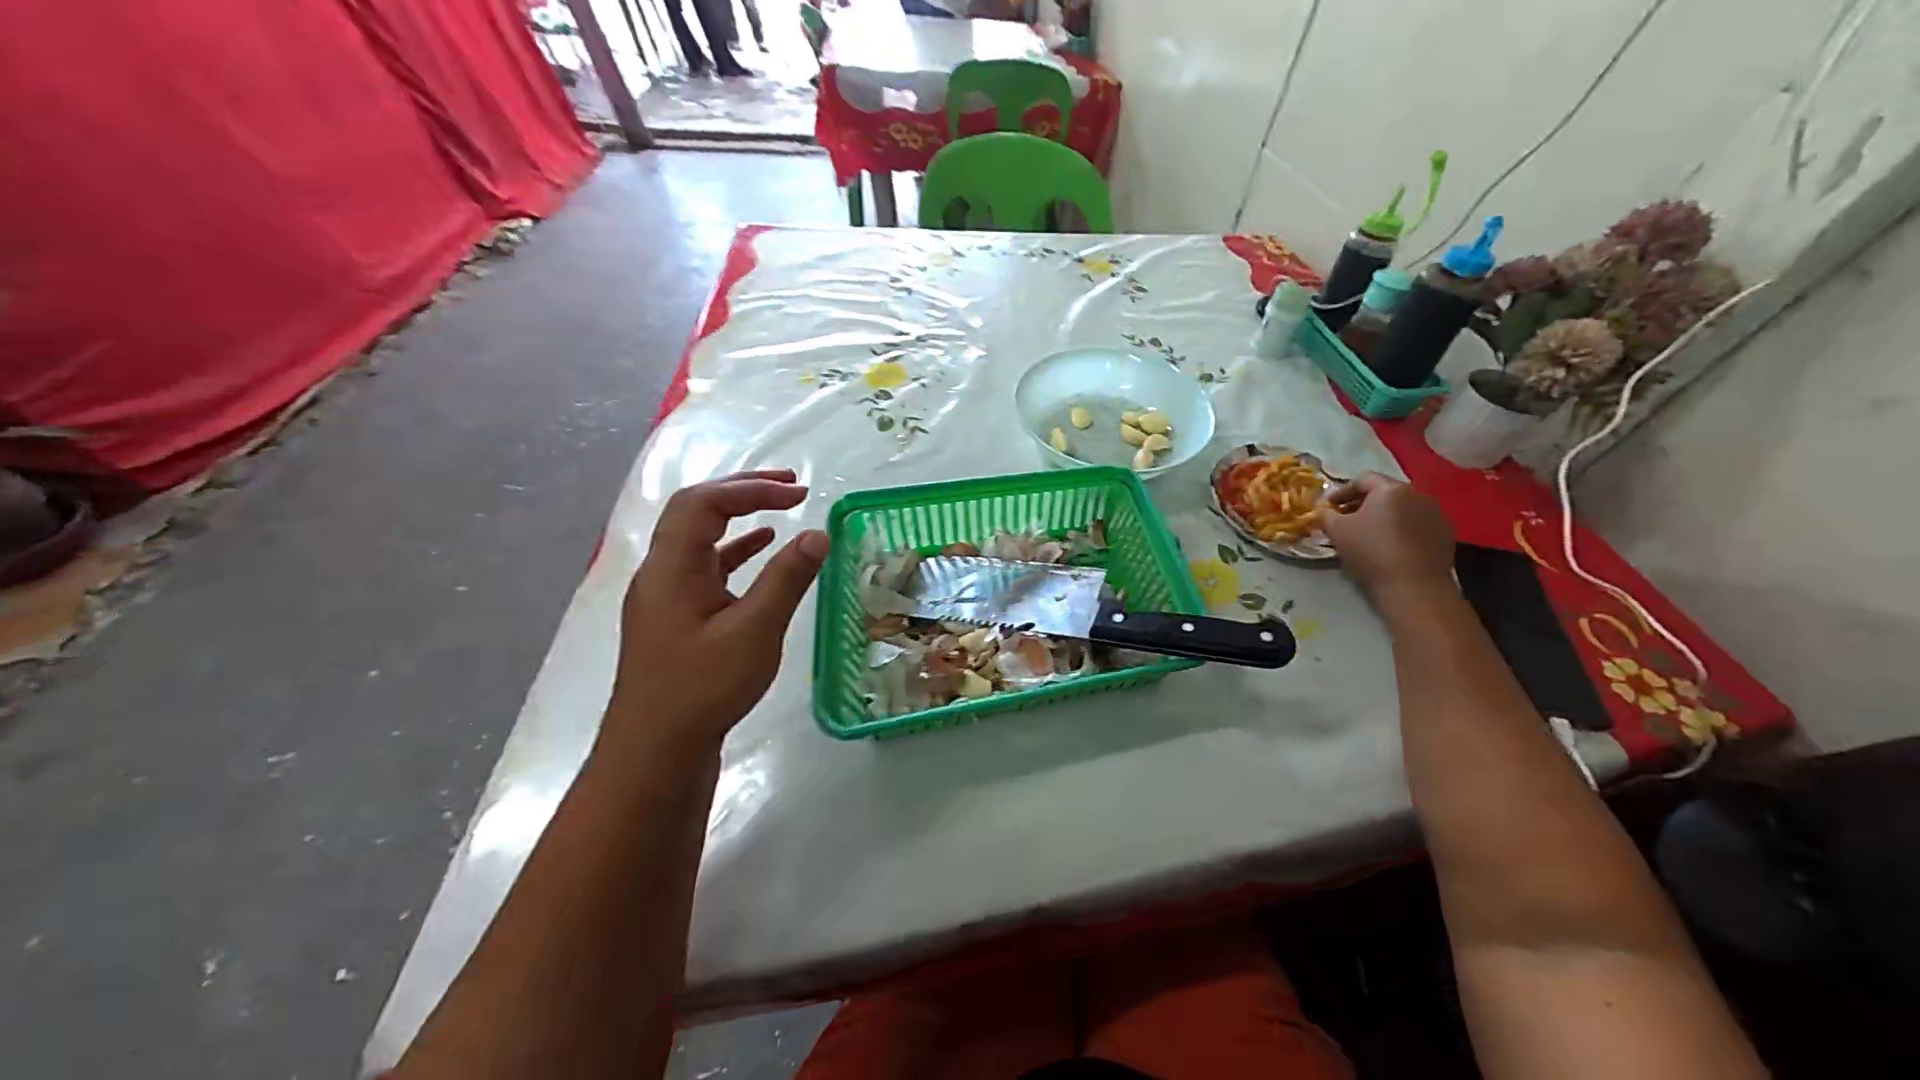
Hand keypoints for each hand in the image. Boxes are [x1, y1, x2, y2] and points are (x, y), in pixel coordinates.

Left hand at [606, 469, 828, 756]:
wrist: (656, 751)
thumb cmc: (703, 687)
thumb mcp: (755, 630)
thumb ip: (787, 579)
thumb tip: (817, 534)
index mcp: (671, 566)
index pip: (705, 503)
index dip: (750, 489)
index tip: (798, 493)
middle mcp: (661, 573)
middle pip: (696, 512)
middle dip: (743, 492)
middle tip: (790, 486)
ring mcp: (665, 597)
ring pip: (700, 541)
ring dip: (739, 520)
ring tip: (781, 511)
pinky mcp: (675, 620)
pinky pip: (705, 570)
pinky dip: (735, 554)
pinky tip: (762, 555)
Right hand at [1320, 472, 1455, 604]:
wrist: (1414, 585)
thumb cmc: (1371, 551)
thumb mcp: (1337, 531)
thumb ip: (1327, 516)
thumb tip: (1326, 512)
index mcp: (1390, 489)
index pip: (1363, 479)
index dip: (1342, 491)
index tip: (1329, 505)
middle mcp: (1417, 494)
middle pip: (1385, 492)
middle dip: (1363, 503)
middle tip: (1347, 518)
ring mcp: (1436, 513)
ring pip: (1403, 508)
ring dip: (1385, 516)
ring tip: (1370, 533)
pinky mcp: (1445, 533)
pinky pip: (1417, 524)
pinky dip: (1402, 529)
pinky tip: (1392, 545)